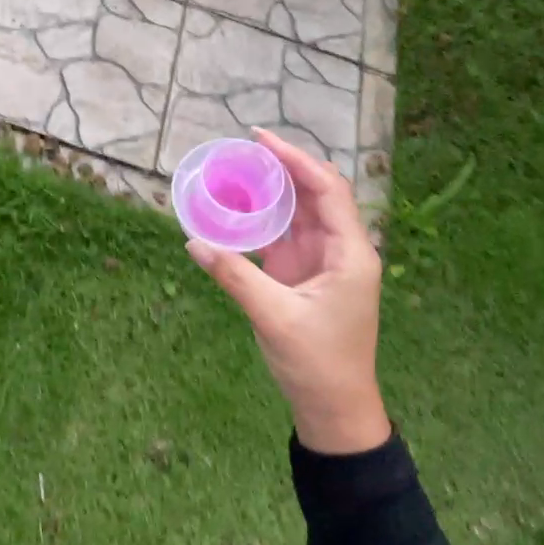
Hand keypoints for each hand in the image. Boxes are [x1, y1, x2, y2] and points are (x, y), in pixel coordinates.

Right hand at [184, 130, 390, 454]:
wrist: (333, 405)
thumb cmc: (317, 362)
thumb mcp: (274, 317)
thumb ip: (234, 276)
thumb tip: (193, 242)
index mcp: (350, 254)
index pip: (327, 190)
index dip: (296, 160)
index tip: (261, 138)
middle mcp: (339, 250)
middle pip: (314, 194)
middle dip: (282, 168)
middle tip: (241, 148)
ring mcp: (319, 263)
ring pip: (297, 214)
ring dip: (270, 192)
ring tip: (234, 169)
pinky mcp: (301, 277)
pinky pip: (281, 237)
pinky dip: (260, 221)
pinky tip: (234, 209)